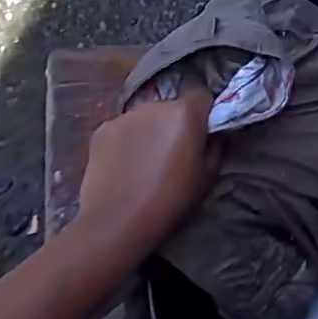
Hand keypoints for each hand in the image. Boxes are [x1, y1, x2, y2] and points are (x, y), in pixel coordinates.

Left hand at [80, 85, 213, 237]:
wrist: (117, 222)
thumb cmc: (171, 199)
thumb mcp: (209, 174)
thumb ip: (216, 145)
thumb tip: (214, 133)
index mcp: (185, 112)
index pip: (202, 96)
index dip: (206, 113)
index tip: (203, 134)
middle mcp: (155, 106)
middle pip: (173, 107)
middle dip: (176, 123)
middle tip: (175, 151)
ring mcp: (125, 117)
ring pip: (147, 117)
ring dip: (152, 130)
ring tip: (148, 161)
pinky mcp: (101, 130)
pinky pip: (124, 129)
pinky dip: (128, 140)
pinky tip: (126, 165)